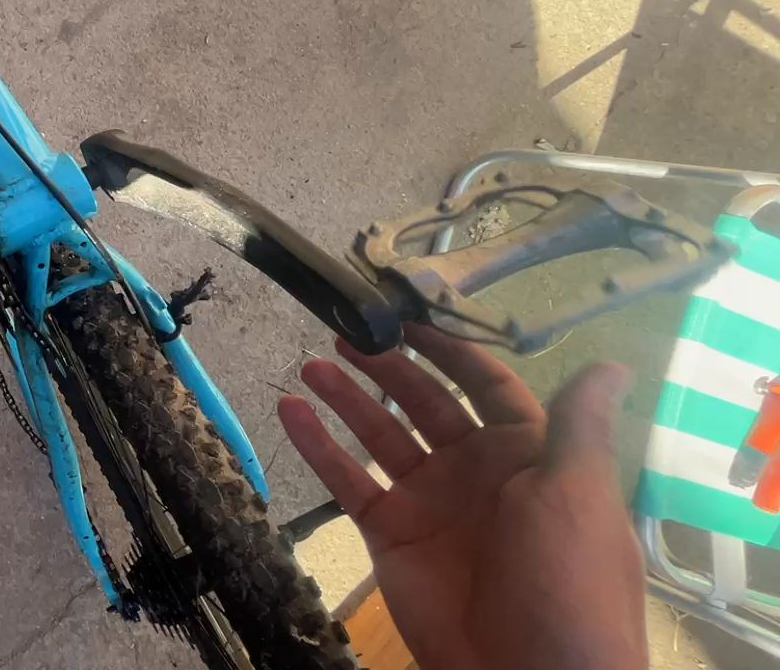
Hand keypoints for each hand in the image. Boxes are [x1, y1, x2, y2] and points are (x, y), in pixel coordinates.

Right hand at [278, 323, 643, 669]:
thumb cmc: (564, 580)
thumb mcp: (578, 498)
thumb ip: (576, 428)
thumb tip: (610, 365)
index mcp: (524, 458)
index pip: (484, 387)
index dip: (447, 351)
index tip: (404, 320)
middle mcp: (472, 470)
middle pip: (422, 401)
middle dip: (385, 367)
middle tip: (343, 334)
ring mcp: (425, 498)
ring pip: (376, 432)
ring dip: (344, 397)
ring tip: (312, 368)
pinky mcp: (387, 527)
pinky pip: (344, 475)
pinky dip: (314, 442)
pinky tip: (289, 411)